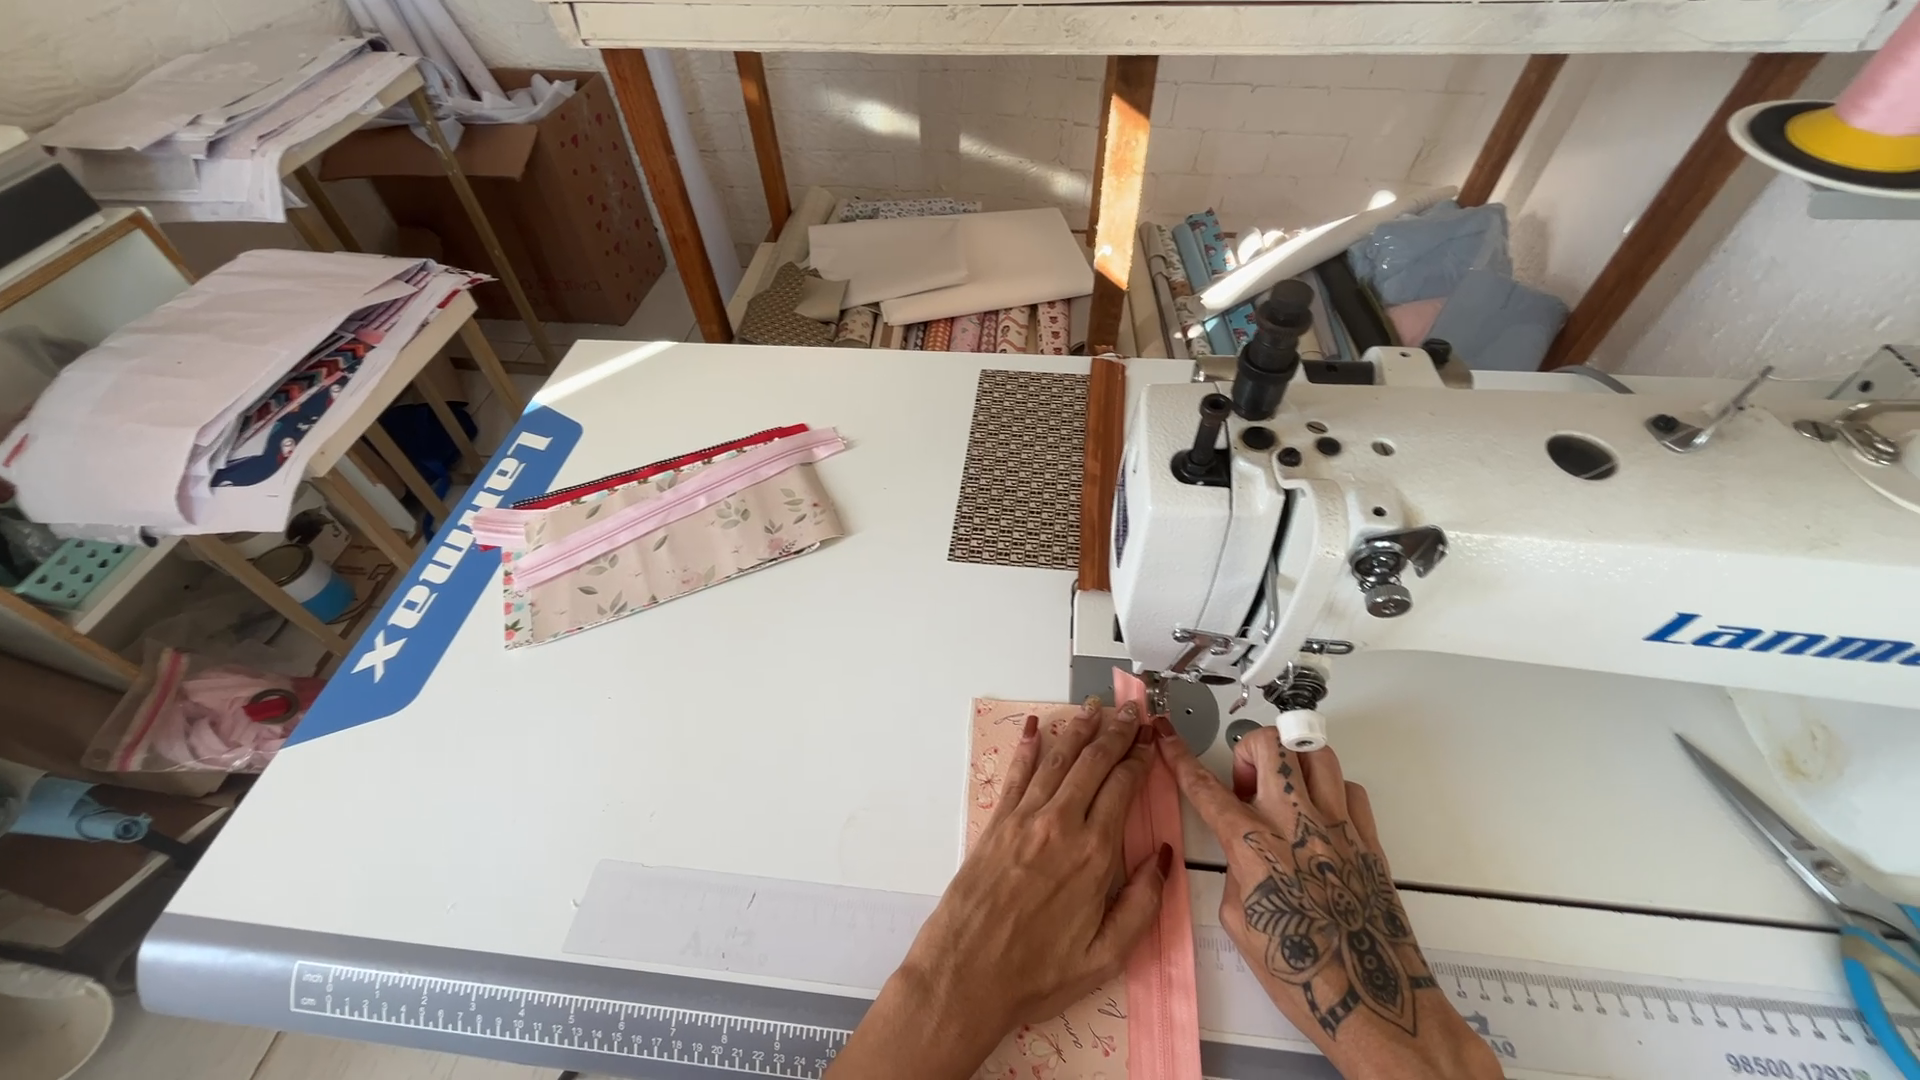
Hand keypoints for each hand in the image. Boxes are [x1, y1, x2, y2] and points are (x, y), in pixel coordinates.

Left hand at [827, 699, 1169, 1079]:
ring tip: (1094, 709)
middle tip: (1129, 711)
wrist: (966, 974)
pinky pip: (1017, 774)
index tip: (1148, 742)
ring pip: (1058, 760)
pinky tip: (1036, 727)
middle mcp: (1061, 824)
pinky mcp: (996, 822)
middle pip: (1093, 763)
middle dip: (1114, 733)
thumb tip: (1164, 857)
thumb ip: (1143, 904)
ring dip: (1078, 731)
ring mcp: (1025, 818)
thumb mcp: (1107, 955)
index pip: (1123, 788)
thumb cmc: (1039, 973)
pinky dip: (1028, 747)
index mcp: (1095, 854)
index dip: (1138, 759)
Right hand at [1155, 720, 1500, 1079]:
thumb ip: (1235, 869)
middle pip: (1269, 744)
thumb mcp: (1238, 921)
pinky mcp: (1369, 838)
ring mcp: (1337, 825)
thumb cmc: (1302, 972)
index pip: (1204, 786)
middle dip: (1248, 747)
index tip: (1168, 735)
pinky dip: (1328, 790)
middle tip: (1246, 781)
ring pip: (1314, 752)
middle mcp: (1294, 822)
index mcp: (1252, 845)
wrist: (1374, 1001)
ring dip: (1290, 761)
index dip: (1180, 756)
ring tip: (1284, 790)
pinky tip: (1320, 817)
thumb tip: (1243, 851)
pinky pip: (1348, 787)